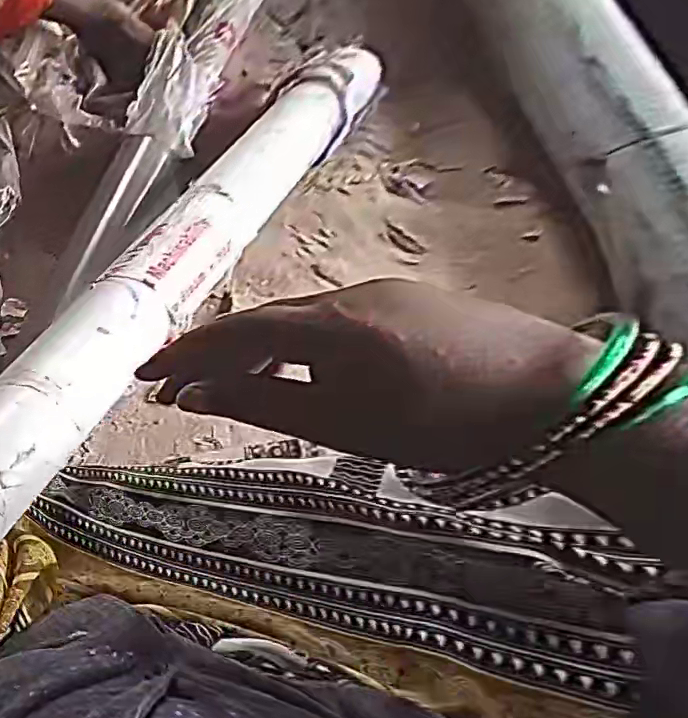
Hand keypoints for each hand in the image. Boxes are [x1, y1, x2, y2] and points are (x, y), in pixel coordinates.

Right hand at [135, 279, 599, 471]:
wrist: (570, 404)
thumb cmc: (442, 421)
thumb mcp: (334, 422)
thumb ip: (254, 402)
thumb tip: (193, 395)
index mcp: (327, 324)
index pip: (231, 331)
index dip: (182, 352)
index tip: (146, 372)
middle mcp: (350, 296)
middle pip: (257, 323)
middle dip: (210, 357)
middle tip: (175, 392)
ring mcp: (384, 295)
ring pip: (292, 322)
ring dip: (250, 353)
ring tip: (222, 387)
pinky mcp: (409, 304)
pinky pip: (327, 321)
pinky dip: (290, 346)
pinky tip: (283, 372)